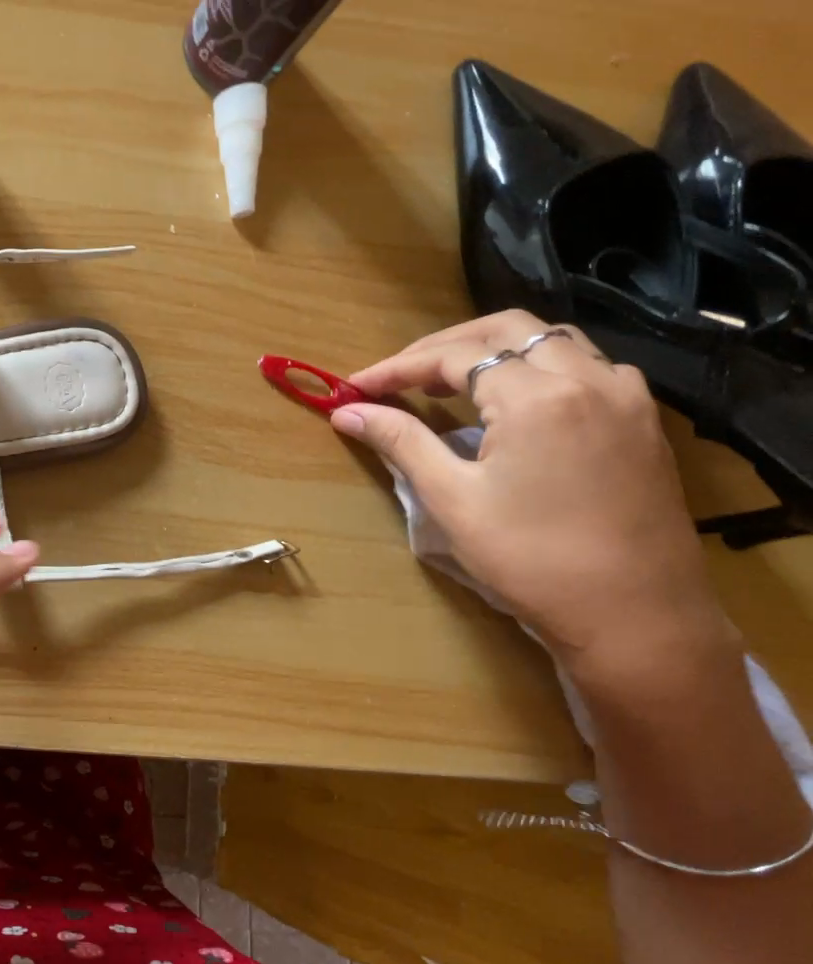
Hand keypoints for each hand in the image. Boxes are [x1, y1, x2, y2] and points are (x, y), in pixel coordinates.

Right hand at [336, 310, 734, 664]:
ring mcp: (624, 396)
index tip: (353, 389)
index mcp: (539, 396)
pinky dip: (536, 367)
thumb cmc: (530, 557)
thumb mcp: (452, 499)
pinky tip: (511, 401)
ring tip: (445, 383)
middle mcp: (589, 379)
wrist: (632, 610)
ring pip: (551, 340)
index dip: (396, 368)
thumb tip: (348, 413)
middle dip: (442, 346)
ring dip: (492, 349)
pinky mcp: (640, 419)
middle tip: (395, 377)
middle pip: (506, 329)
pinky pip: (585, 365)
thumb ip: (401, 442)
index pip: (454, 356)